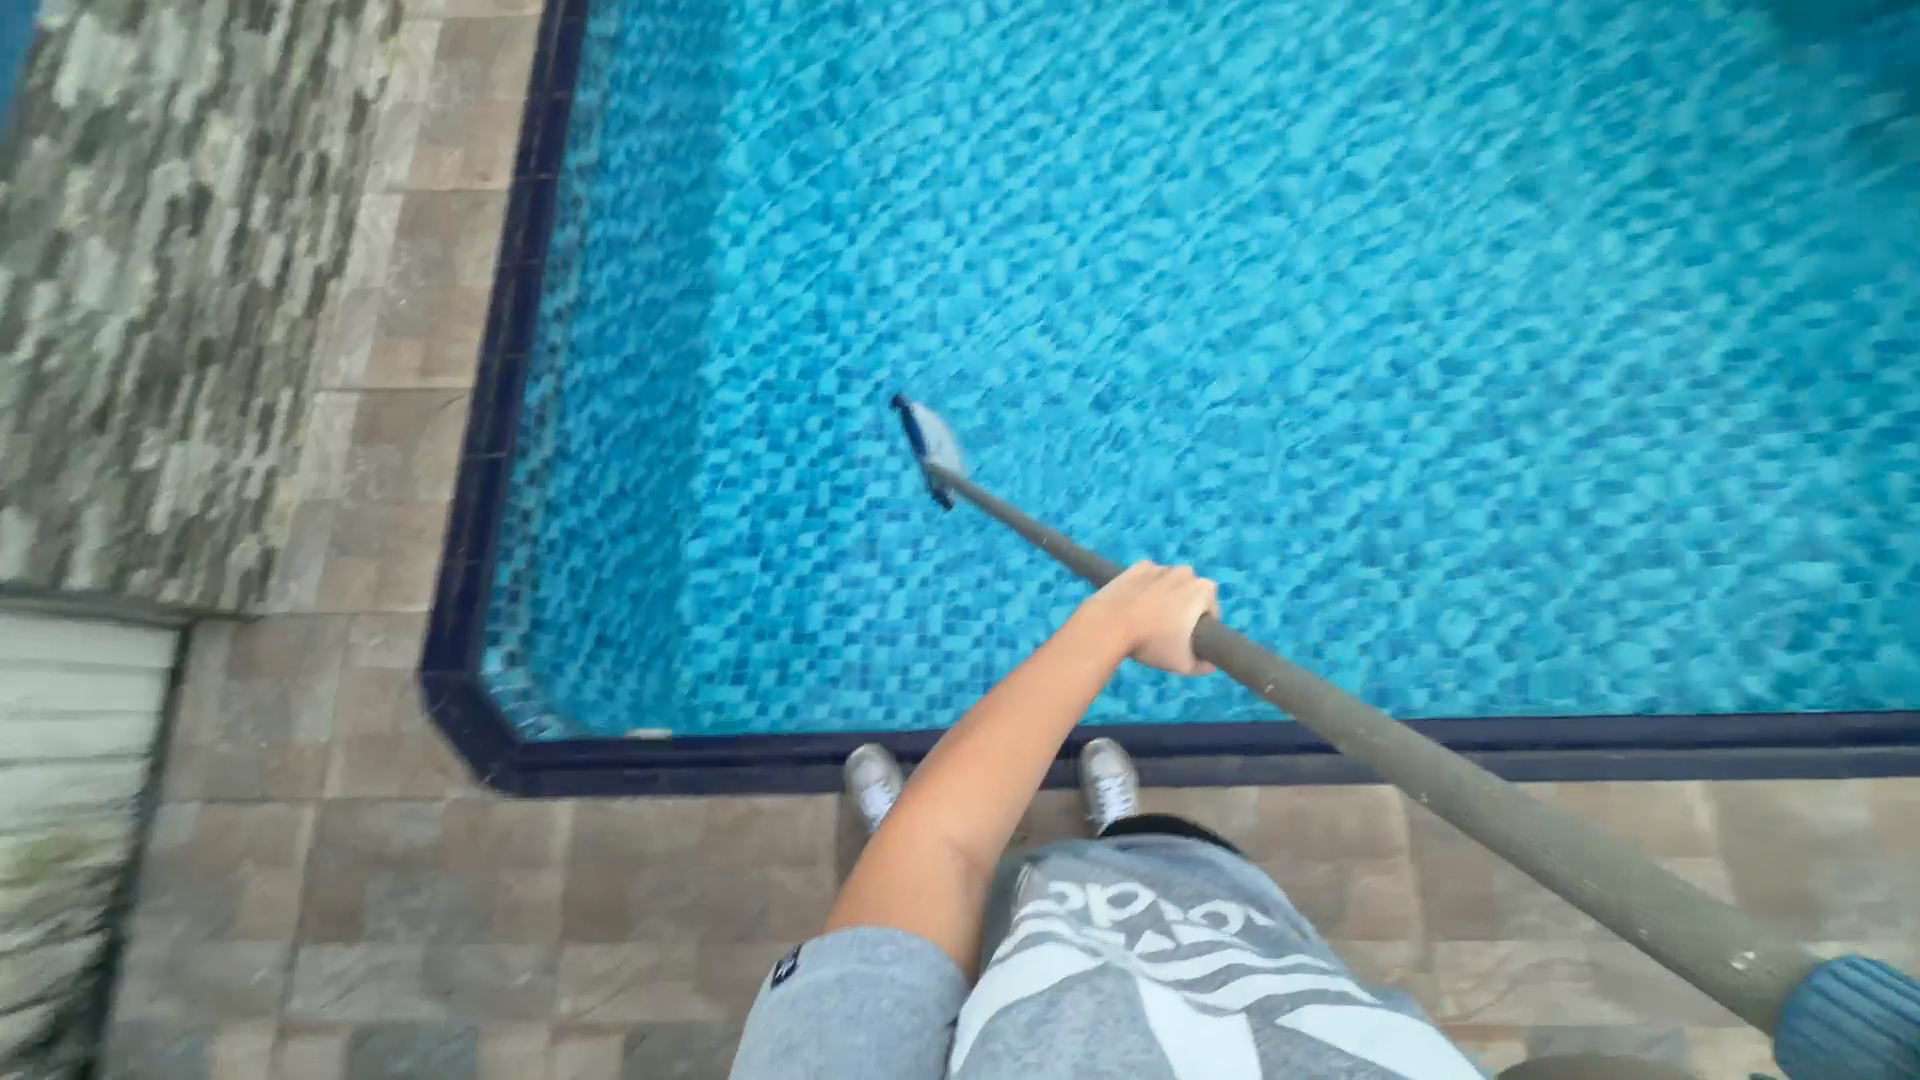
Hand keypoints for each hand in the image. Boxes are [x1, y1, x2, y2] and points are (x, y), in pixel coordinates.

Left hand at [1076, 561, 1219, 675]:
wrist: (1108, 625)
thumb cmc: (1151, 642)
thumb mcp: (1183, 664)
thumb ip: (1203, 666)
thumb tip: (1208, 664)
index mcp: (1204, 589)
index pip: (1211, 611)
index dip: (1202, 627)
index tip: (1186, 640)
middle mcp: (1185, 572)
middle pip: (1190, 594)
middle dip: (1184, 609)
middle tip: (1167, 631)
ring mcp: (1159, 567)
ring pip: (1168, 584)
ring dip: (1165, 596)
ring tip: (1147, 618)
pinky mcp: (1135, 567)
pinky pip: (1147, 578)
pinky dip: (1145, 587)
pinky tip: (1134, 604)